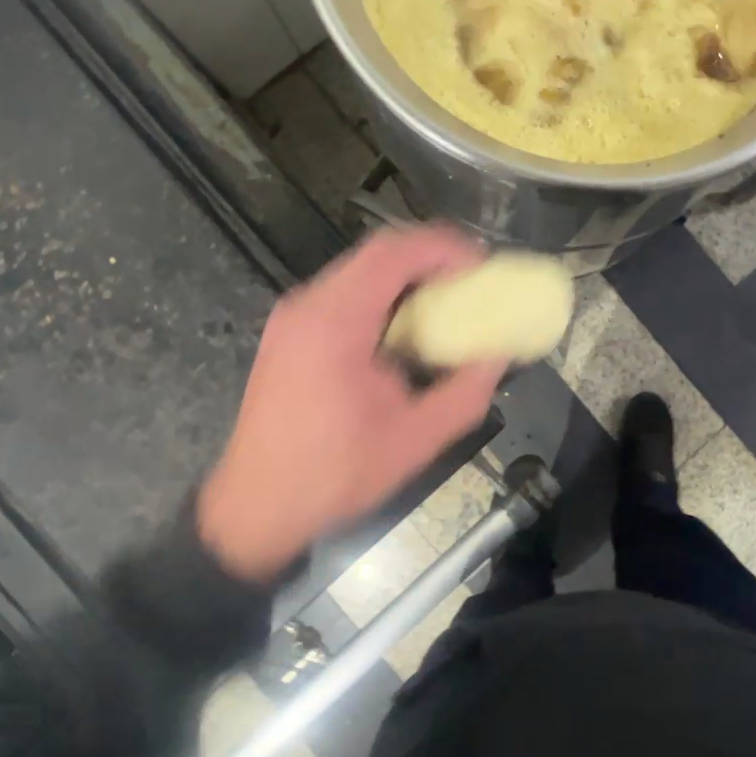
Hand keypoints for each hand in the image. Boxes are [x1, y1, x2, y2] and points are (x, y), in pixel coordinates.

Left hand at [197, 226, 506, 580]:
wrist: (256, 508)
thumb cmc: (333, 476)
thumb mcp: (415, 440)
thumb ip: (465, 392)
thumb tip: (499, 355)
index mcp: (335, 323)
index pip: (394, 252)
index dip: (445, 248)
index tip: (483, 267)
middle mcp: (307, 306)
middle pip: (377, 254)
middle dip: (432, 261)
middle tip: (474, 285)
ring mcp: (293, 317)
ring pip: (360, 272)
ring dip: (408, 279)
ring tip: (448, 307)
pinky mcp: (289, 333)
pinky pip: (345, 296)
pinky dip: (384, 299)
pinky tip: (407, 333)